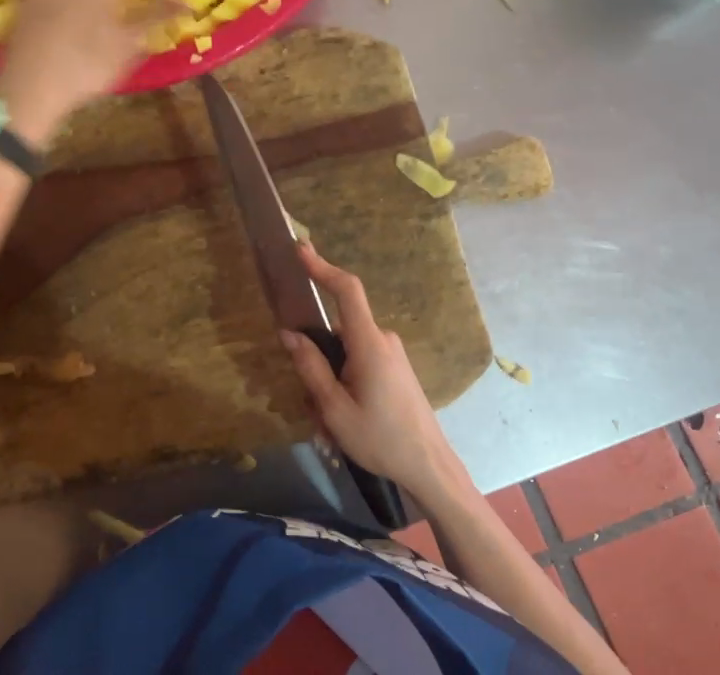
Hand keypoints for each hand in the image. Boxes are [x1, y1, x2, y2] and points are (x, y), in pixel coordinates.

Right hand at [282, 242, 460, 497]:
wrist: (430, 468)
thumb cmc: (380, 438)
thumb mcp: (334, 408)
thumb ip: (310, 367)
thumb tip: (289, 332)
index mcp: (369, 344)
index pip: (346, 291)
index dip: (323, 267)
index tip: (300, 250)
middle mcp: (383, 341)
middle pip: (337, 331)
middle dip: (316, 362)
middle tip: (312, 408)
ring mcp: (392, 355)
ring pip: (345, 354)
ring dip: (330, 383)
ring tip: (330, 428)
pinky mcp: (396, 370)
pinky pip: (359, 365)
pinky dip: (345, 388)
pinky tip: (345, 425)